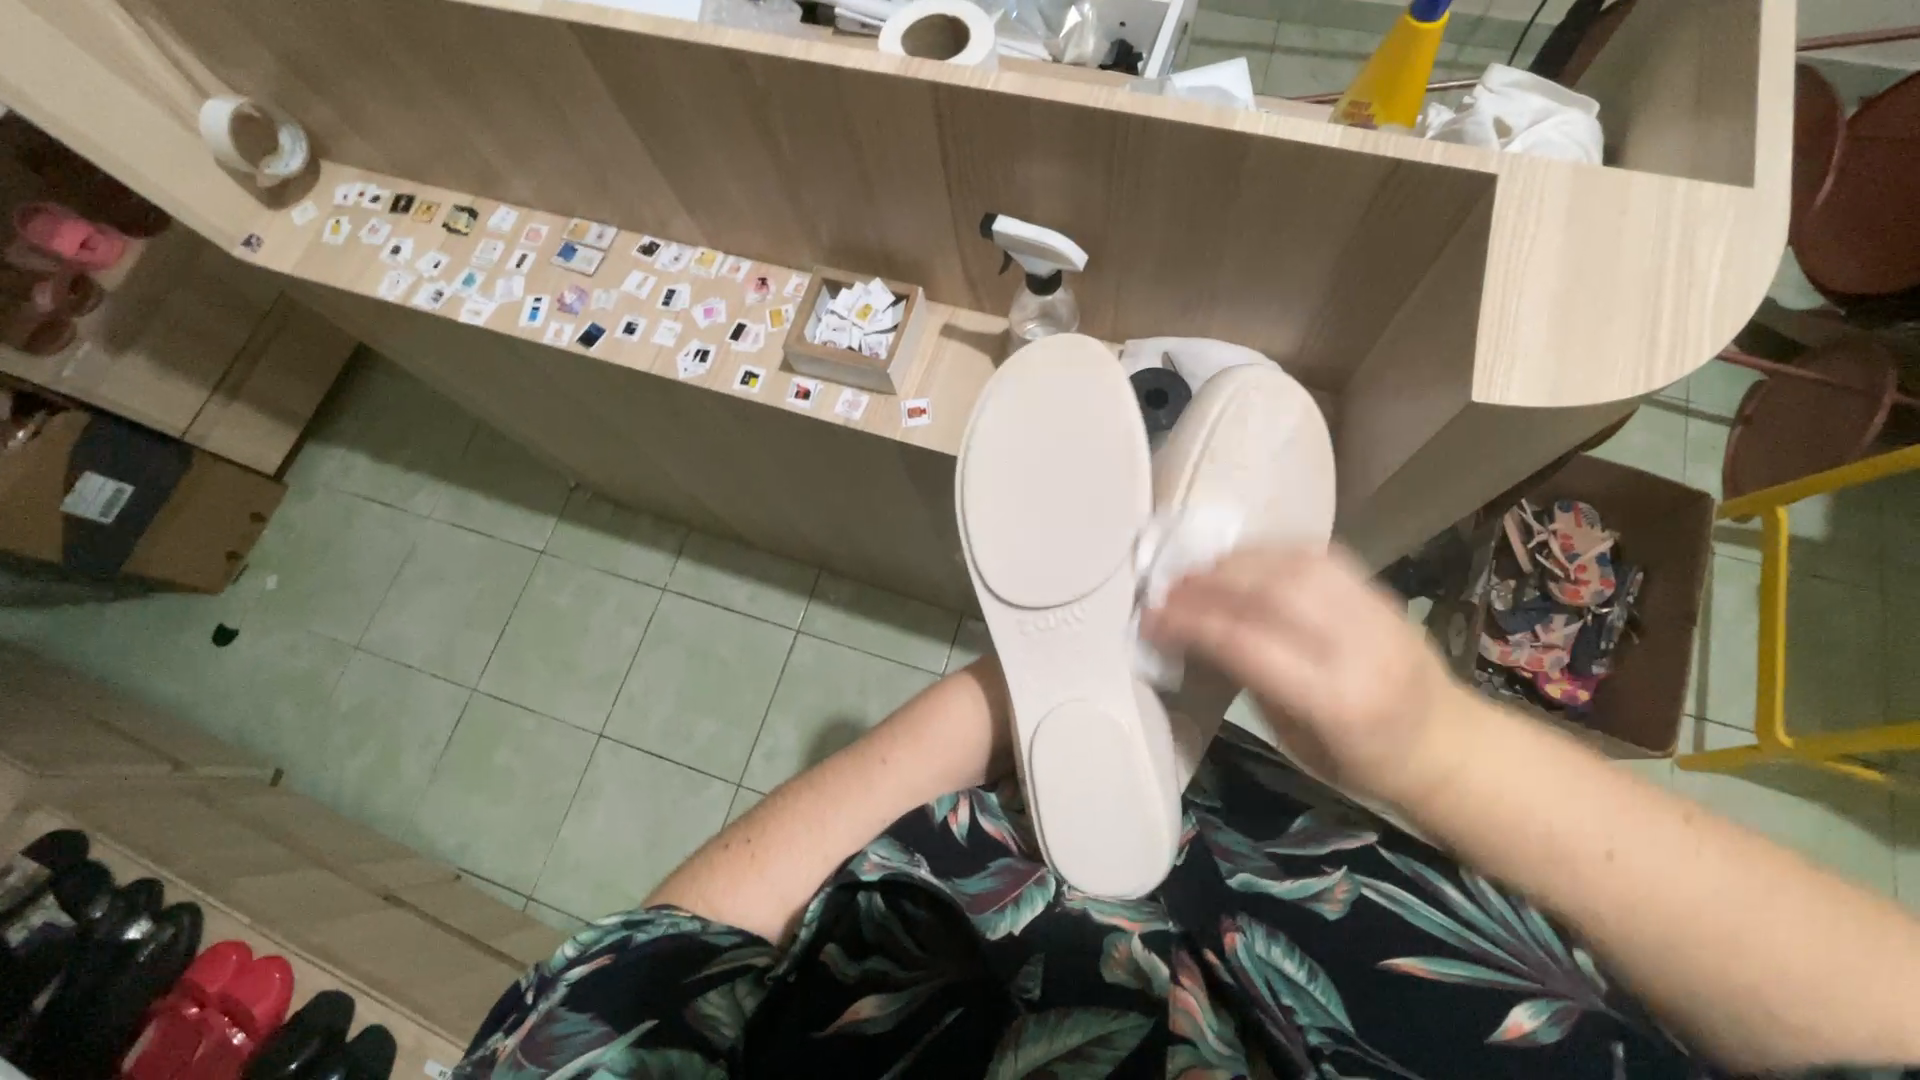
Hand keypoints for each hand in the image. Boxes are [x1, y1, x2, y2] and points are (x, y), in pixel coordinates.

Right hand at [1142, 545, 1467, 805]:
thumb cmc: (1363, 762)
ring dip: (1236, 561)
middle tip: (1167, 587)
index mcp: (1336, 701)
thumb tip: (1198, 634)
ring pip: (1296, 564)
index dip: (1191, 623)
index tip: (1150, 617)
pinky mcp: (1380, 591)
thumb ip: (1251, 679)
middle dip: (1208, 583)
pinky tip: (1242, 561)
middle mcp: (1359, 647)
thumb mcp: (1295, 737)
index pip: (1248, 643)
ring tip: (1197, 569)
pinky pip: (1318, 556)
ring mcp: (1376, 612)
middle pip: (1271, 591)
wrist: (1450, 746)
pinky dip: (1269, 553)